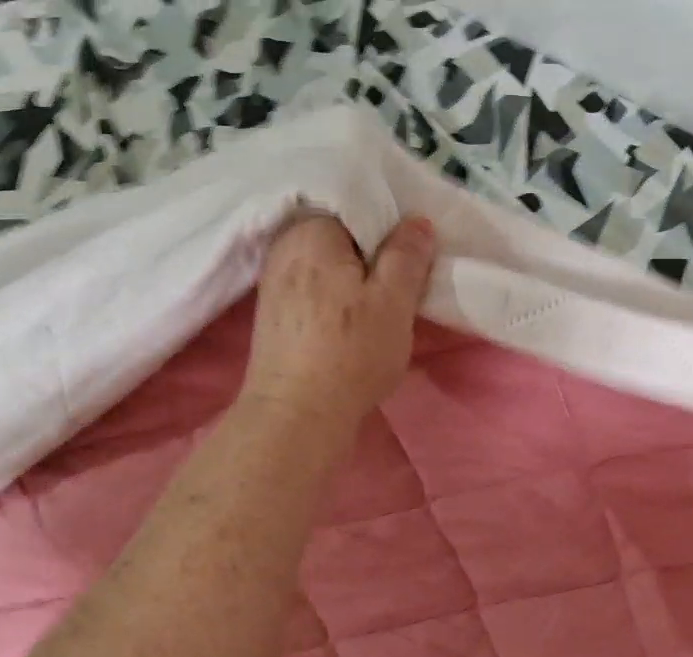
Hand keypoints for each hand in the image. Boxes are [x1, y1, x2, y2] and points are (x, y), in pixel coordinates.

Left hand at [244, 213, 436, 424]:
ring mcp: (275, 279)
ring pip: (327, 262)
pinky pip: (314, 286)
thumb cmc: (351, 353)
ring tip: (381, 300)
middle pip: (340, 234)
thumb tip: (417, 222)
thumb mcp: (393, 302)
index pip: (358, 206)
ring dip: (354, 276)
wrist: (298, 413)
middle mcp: (286, 244)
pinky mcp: (275, 311)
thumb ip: (407, 257)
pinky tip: (351, 318)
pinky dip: (336, 294)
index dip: (391, 225)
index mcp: (313, 230)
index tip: (415, 251)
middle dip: (372, 251)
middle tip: (404, 278)